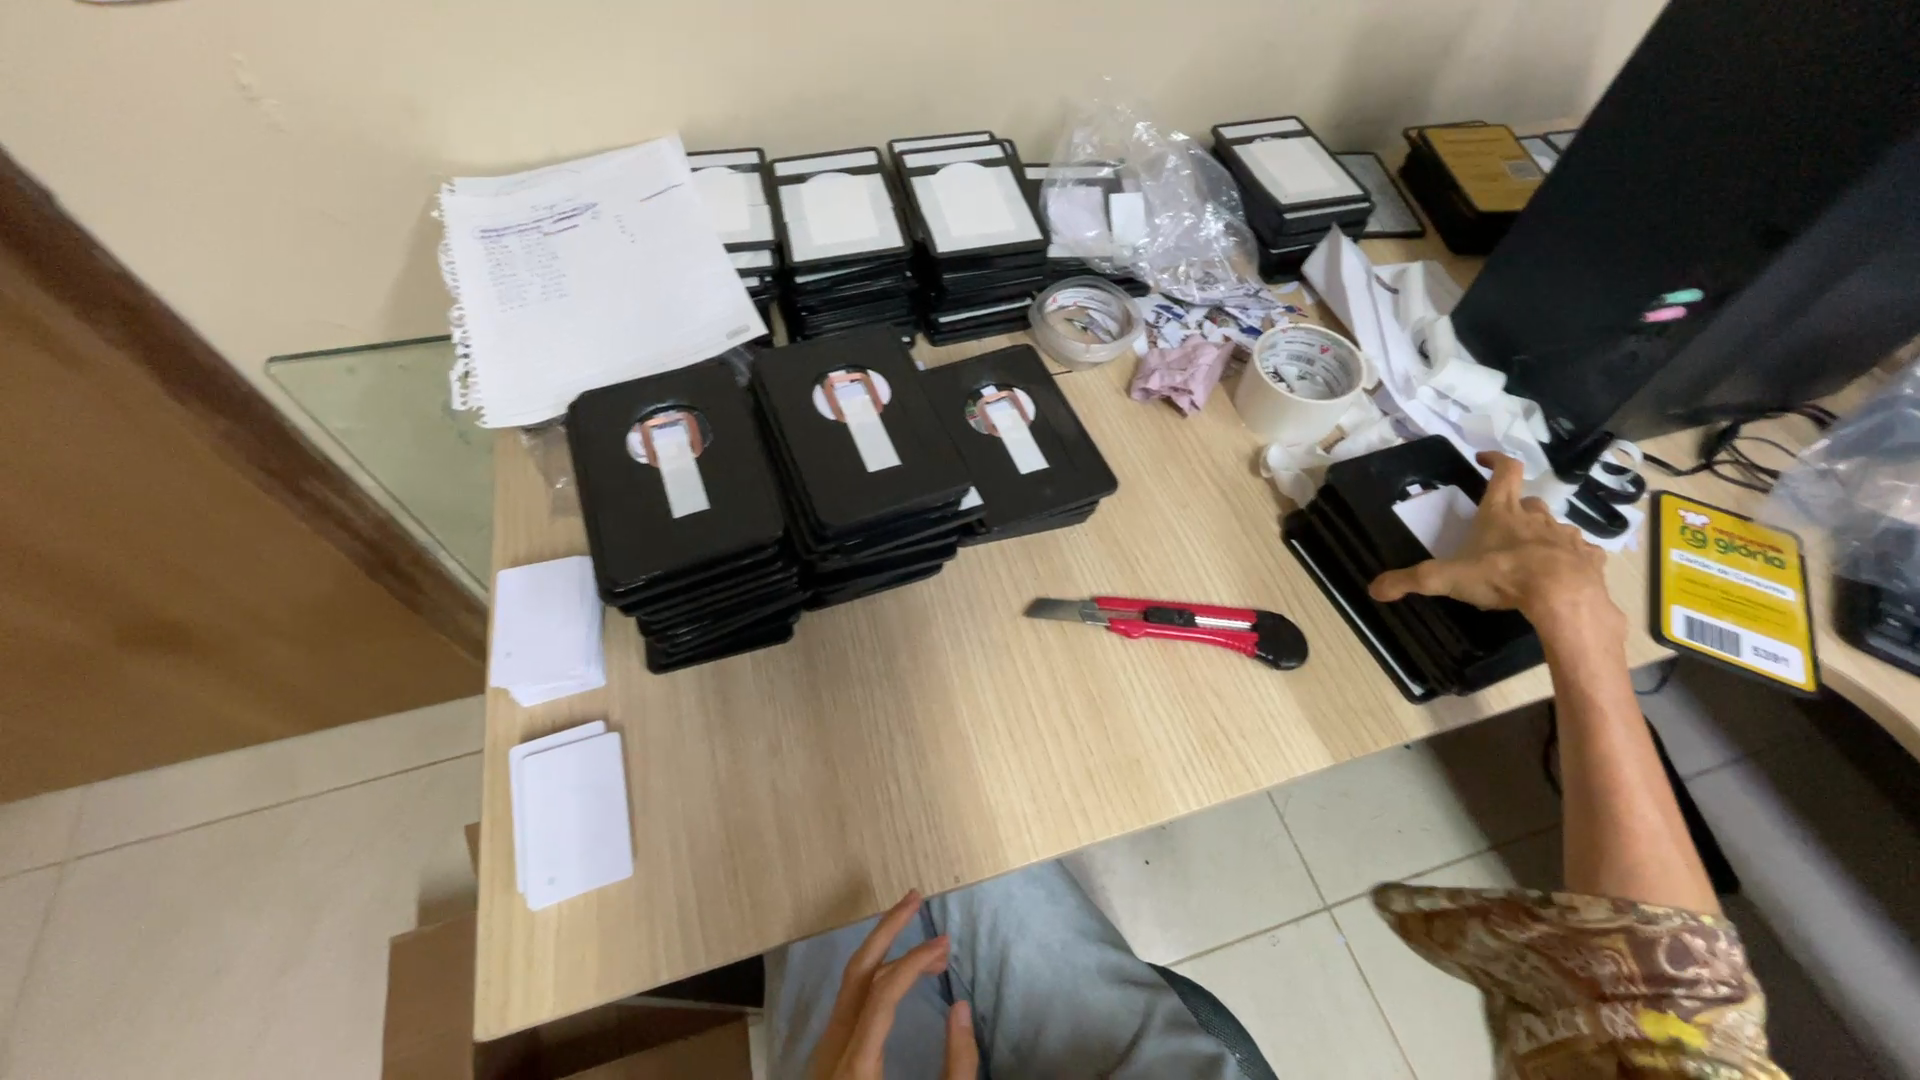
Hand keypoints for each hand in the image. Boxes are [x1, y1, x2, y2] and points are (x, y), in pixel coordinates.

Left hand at [808, 890, 978, 1079]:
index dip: (914, 961)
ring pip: (853, 984)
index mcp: (857, 1062)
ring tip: (931, 950)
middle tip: (915, 897)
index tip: (943, 943)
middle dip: (887, 929)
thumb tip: (962, 1009)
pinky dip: (878, 977)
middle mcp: (833, 1046)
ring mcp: (825, 1048)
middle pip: (857, 971)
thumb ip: (954, 1066)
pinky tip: (901, 978)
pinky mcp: (828, 1054)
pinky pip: (851, 1001)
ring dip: (888, 953)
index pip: (883, 993)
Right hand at [1368, 451, 1621, 642]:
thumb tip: (1374, 589)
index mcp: (1501, 513)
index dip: (1496, 461)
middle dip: (1516, 508)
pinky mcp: (1588, 558)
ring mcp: (1565, 536)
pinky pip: (1579, 553)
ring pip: (1553, 526)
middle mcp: (1535, 517)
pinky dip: (1570, 558)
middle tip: (1502, 524)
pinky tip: (1561, 573)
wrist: (1563, 596)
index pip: (1505, 472)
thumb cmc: (1501, 575)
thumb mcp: (1445, 579)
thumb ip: (1409, 581)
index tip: (1484, 458)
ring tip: (1528, 554)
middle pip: (1528, 501)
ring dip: (1541, 534)